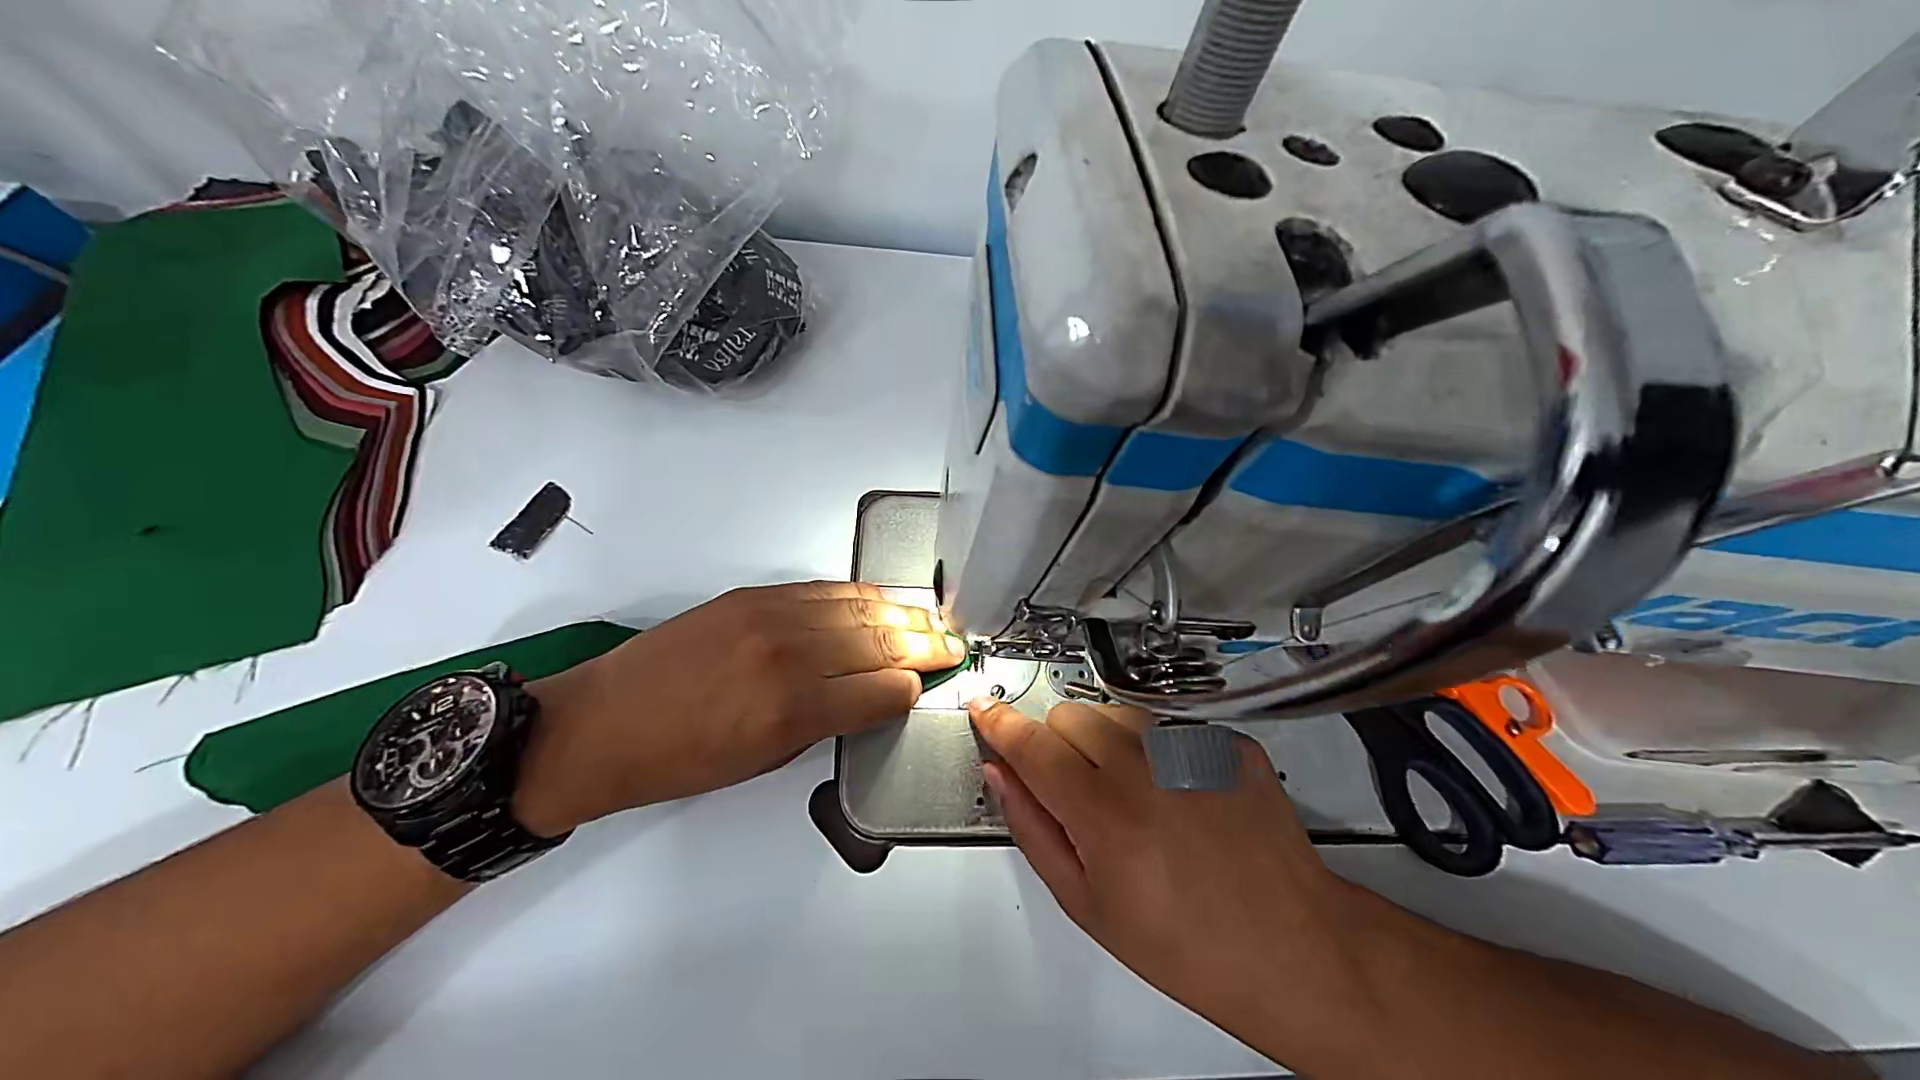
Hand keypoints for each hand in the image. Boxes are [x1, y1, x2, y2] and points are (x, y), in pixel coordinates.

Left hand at [511, 582, 964, 834]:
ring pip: (859, 607)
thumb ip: (827, 723)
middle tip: (951, 645)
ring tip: (929, 620)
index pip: (882, 690)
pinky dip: (859, 597)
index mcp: (791, 710)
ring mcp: (769, 615)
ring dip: (901, 614)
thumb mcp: (764, 761)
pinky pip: (823, 590)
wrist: (600, 725)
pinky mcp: (752, 595)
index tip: (928, 686)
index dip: (912, 689)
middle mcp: (787, 654)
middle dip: (924, 644)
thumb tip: (871, 698)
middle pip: (880, 641)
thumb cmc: (676, 760)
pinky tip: (879, 603)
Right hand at [968, 699, 1370, 1055]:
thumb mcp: (1088, 903)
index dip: (999, 723)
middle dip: (1055, 743)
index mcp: (1105, 815)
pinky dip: (1156, 747)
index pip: (1030, 744)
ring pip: (1115, 712)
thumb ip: (1032, 828)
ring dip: (1104, 741)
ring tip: (1129, 795)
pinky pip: (1167, 723)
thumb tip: (1001, 778)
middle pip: (1069, 715)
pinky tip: (1175, 793)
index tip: (985, 710)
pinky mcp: (1228, 744)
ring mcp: (1194, 750)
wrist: (1291, 946)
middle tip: (1073, 789)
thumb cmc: (1192, 944)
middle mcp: (1149, 770)